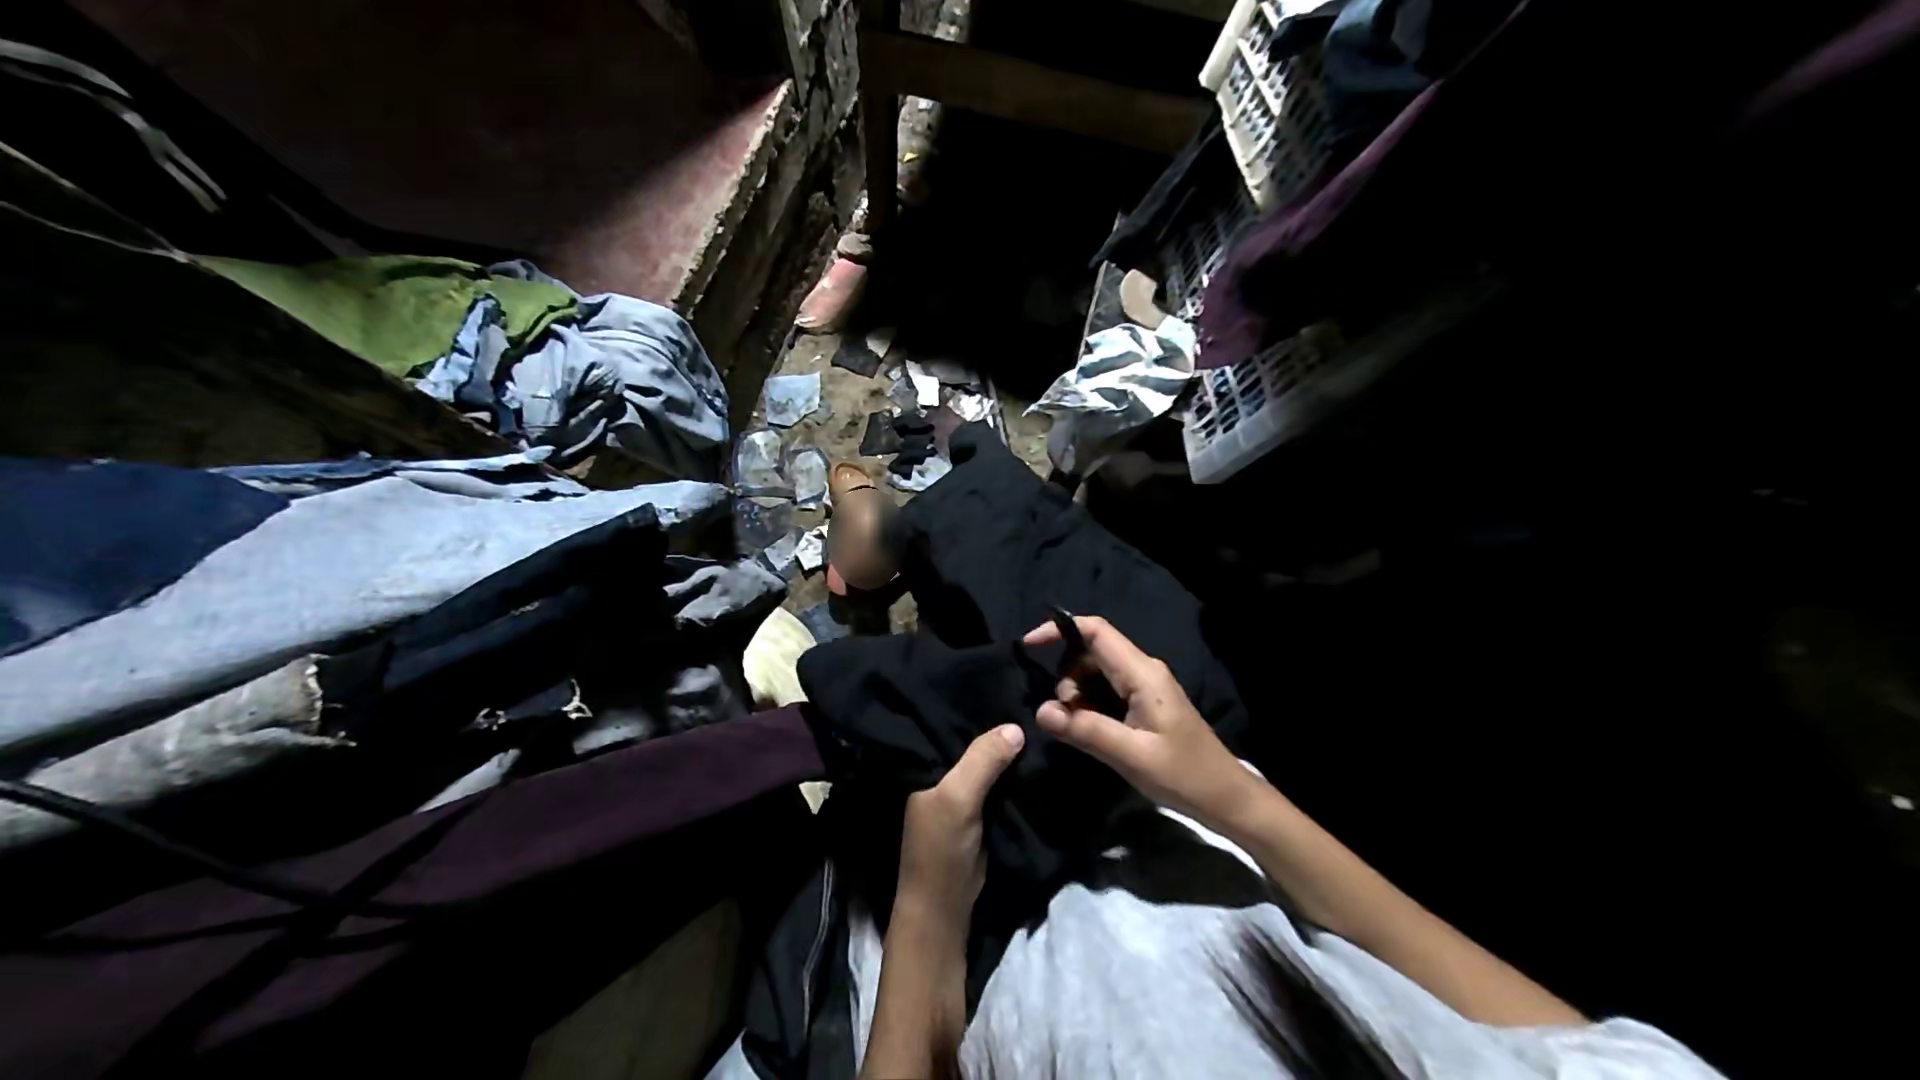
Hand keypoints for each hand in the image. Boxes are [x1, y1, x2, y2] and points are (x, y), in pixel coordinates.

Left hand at [895, 723, 1025, 928]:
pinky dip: (1014, 776)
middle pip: (973, 744)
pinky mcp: (980, 812)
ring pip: (989, 764)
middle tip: (1033, 704)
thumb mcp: (958, 798)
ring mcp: (962, 794)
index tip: (1008, 690)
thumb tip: (1015, 727)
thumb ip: (982, 762)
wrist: (945, 907)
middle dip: (998, 730)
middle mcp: (942, 774)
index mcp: (925, 764)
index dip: (976, 710)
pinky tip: (1037, 757)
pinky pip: (999, 785)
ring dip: (1010, 752)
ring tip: (1040, 723)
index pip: (950, 724)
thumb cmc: (940, 848)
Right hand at [1025, 616, 1261, 829]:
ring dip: (1076, 693)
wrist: (1226, 798)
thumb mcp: (1130, 756)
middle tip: (1063, 715)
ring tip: (1077, 728)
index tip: (1029, 646)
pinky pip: (1105, 689)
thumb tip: (1041, 711)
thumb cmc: (1183, 775)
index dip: (1060, 630)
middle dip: (1066, 676)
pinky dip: (1088, 703)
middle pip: (1091, 652)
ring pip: (1095, 672)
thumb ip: (1085, 730)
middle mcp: (1143, 670)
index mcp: (1142, 673)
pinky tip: (1089, 730)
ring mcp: (1144, 686)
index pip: (1096, 631)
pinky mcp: (1144, 702)